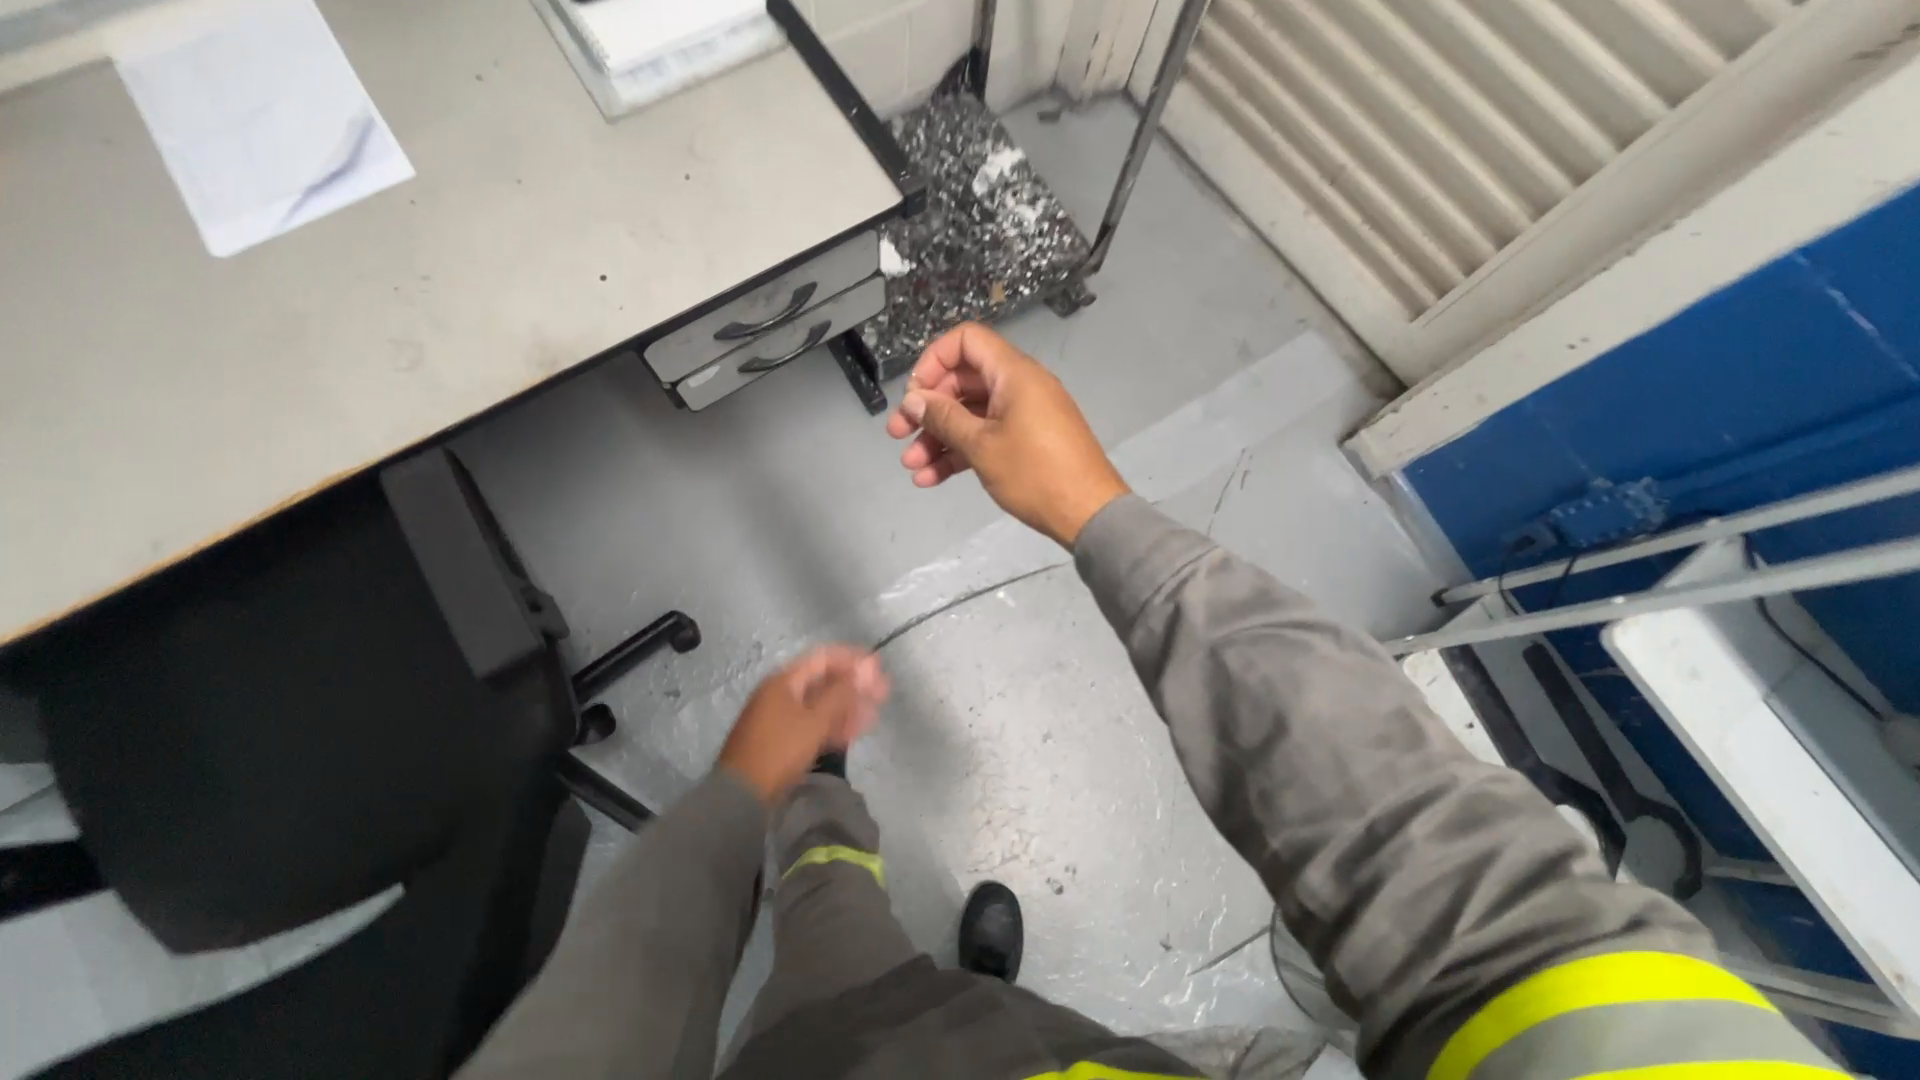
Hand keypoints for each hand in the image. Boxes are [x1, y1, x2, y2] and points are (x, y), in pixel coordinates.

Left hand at [717, 646, 889, 803]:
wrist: (742, 794)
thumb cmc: (779, 750)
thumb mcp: (815, 721)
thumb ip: (842, 693)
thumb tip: (866, 669)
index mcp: (785, 681)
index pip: (824, 658)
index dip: (853, 660)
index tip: (878, 667)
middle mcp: (783, 693)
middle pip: (824, 681)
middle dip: (854, 686)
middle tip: (882, 694)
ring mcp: (782, 717)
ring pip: (821, 705)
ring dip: (847, 708)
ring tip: (873, 716)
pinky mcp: (784, 739)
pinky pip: (814, 724)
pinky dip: (833, 725)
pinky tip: (853, 732)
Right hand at [885, 323, 1129, 547]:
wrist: (1089, 514)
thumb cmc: (1035, 473)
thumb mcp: (982, 446)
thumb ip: (944, 418)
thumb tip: (914, 400)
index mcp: (1013, 373)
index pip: (966, 341)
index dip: (934, 360)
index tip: (914, 394)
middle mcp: (1019, 386)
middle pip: (963, 382)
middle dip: (927, 409)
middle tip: (897, 435)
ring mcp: (1024, 415)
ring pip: (971, 414)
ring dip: (939, 437)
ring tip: (912, 466)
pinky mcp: (1027, 442)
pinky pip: (987, 436)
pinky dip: (960, 452)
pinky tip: (931, 478)